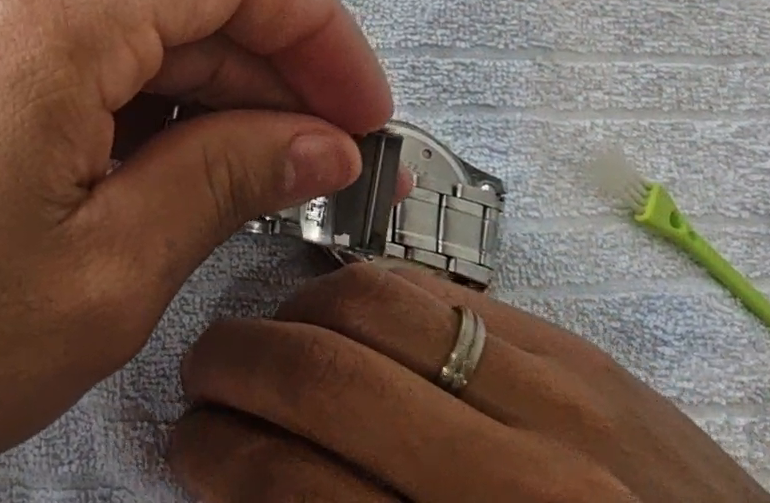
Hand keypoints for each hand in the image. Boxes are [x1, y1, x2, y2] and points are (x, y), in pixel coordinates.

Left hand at [0, 0, 393, 498]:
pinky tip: (160, 181)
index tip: (360, 111)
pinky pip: (75, 60)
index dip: (318, 31)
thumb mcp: (107, 273)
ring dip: (203, 96)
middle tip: (320, 170)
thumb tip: (313, 138)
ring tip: (246, 191)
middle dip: (267, 73)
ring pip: (131, 32)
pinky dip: (137, 107)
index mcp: (51, 24)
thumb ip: (226, 178)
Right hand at [170, 263, 769, 502]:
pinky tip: (342, 323)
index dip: (213, 454)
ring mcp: (565, 400)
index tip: (184, 443)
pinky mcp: (585, 353)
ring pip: (369, 301)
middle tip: (200, 379)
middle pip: (320, 375)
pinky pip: (434, 288)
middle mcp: (524, 482)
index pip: (292, 481)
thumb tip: (236, 461)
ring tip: (268, 341)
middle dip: (228, 366)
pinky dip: (361, 296)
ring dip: (286, 313)